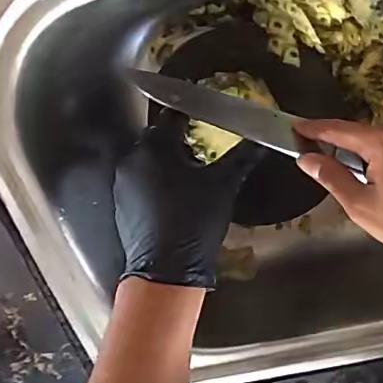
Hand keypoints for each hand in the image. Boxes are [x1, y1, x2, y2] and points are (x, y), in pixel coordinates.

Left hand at [115, 116, 261, 287]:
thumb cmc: (195, 220)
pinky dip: (157, 183)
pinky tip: (177, 197)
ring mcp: (123, 184)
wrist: (167, 268)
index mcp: (155, 147)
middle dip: (180, 140)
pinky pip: (141, 183)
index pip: (173, 116)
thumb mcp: (224, 185)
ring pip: (148, 161)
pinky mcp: (122, 205)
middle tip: (204, 148)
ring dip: (167, 163)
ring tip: (193, 174)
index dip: (191, 114)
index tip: (205, 116)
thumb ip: (242, 157)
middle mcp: (132, 160)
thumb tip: (260, 140)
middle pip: (158, 138)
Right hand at [293, 119, 382, 262]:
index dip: (315, 129)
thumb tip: (306, 158)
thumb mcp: (362, 205)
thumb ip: (332, 178)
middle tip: (325, 159)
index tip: (296, 127)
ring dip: (371, 155)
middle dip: (344, 145)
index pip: (339, 130)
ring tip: (362, 180)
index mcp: (382, 142)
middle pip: (365, 135)